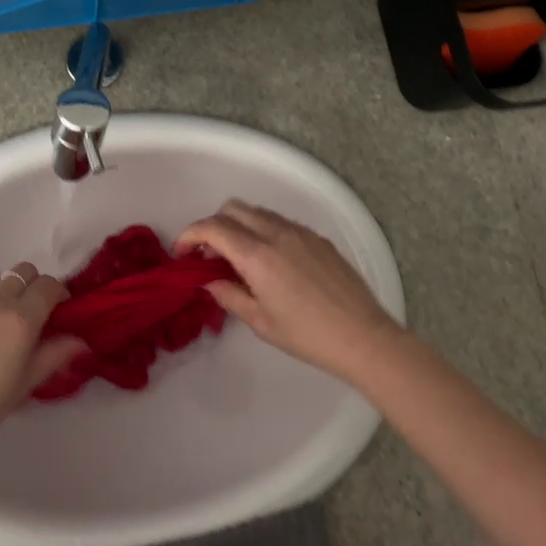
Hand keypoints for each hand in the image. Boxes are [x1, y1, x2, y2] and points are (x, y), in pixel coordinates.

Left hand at [0, 262, 86, 448]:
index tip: (59, 306)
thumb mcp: (23, 385)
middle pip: (22, 272)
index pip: (48, 285)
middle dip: (31, 285)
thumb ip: (53, 356)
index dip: (57, 292)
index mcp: (21, 320)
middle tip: (29, 311)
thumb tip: (79, 341)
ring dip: (0, 298)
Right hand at [176, 200, 403, 382]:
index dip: (190, 235)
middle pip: (232, 208)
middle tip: (208, 254)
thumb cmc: (307, 335)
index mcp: (257, 255)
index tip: (182, 253)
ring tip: (239, 258)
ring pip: (257, 212)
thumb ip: (229, 295)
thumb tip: (209, 281)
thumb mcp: (260, 321)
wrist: (363, 337)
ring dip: (239, 226)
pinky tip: (271, 262)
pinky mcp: (317, 238)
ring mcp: (300, 232)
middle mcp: (276, 233)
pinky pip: (281, 223)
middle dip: (213, 225)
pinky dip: (264, 231)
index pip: (212, 228)